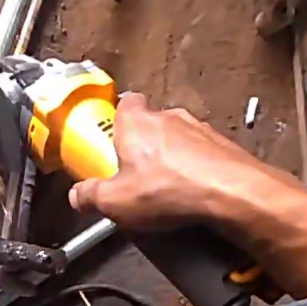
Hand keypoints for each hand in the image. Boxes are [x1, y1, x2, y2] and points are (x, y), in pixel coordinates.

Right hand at [68, 93, 278, 229]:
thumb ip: (91, 196)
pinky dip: (196, 170)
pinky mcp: (222, 146)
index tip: (112, 141)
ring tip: (166, 190)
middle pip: (150, 124)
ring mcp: (199, 129)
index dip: (117, 120)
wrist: (229, 192)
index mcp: (136, 122)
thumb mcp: (116, 201)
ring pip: (178, 139)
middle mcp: (168, 116)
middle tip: (136, 175)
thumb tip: (77, 196)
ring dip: (172, 158)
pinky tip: (192, 194)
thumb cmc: (169, 189)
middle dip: (144, 146)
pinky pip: (202, 155)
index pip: (124, 104)